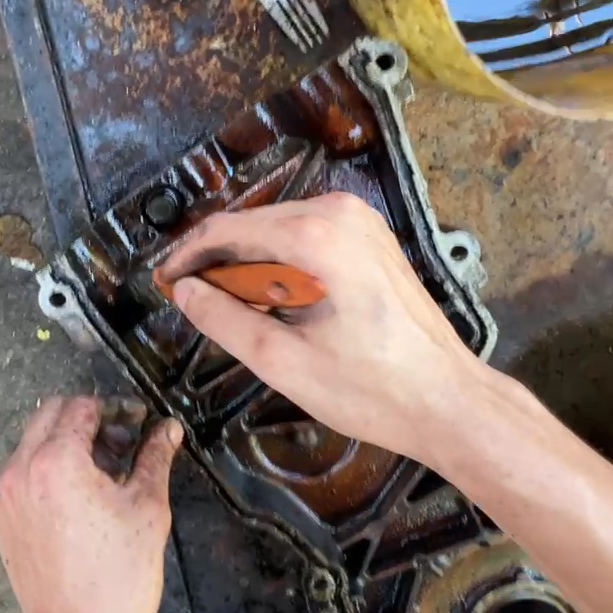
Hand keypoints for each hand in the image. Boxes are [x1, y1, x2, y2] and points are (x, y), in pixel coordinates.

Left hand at [0, 395, 182, 612]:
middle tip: (121, 441)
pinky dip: (48, 469)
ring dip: (65, 441)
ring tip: (104, 471)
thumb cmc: (120, 577)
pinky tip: (79, 497)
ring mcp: (5, 497)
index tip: (138, 421)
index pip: (82, 407)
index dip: (115, 408)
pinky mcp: (1, 520)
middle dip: (86, 417)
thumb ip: (155, 457)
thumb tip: (168, 429)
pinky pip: (22, 474)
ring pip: (33, 442)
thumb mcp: (147, 508)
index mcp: (56, 461)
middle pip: (50, 413)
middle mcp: (20, 471)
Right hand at [154, 192, 499, 457]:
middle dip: (214, 259)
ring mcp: (360, 220)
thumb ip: (224, 320)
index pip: (227, 230)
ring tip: (224, 303)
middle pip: (250, 224)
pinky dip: (276, 260)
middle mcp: (339, 212)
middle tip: (188, 297)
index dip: (187, 256)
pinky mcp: (369, 236)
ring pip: (275, 227)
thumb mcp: (282, 361)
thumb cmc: (371, 389)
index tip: (164, 281)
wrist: (449, 400)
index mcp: (317, 236)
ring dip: (244, 261)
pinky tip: (267, 295)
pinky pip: (304, 234)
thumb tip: (184, 291)